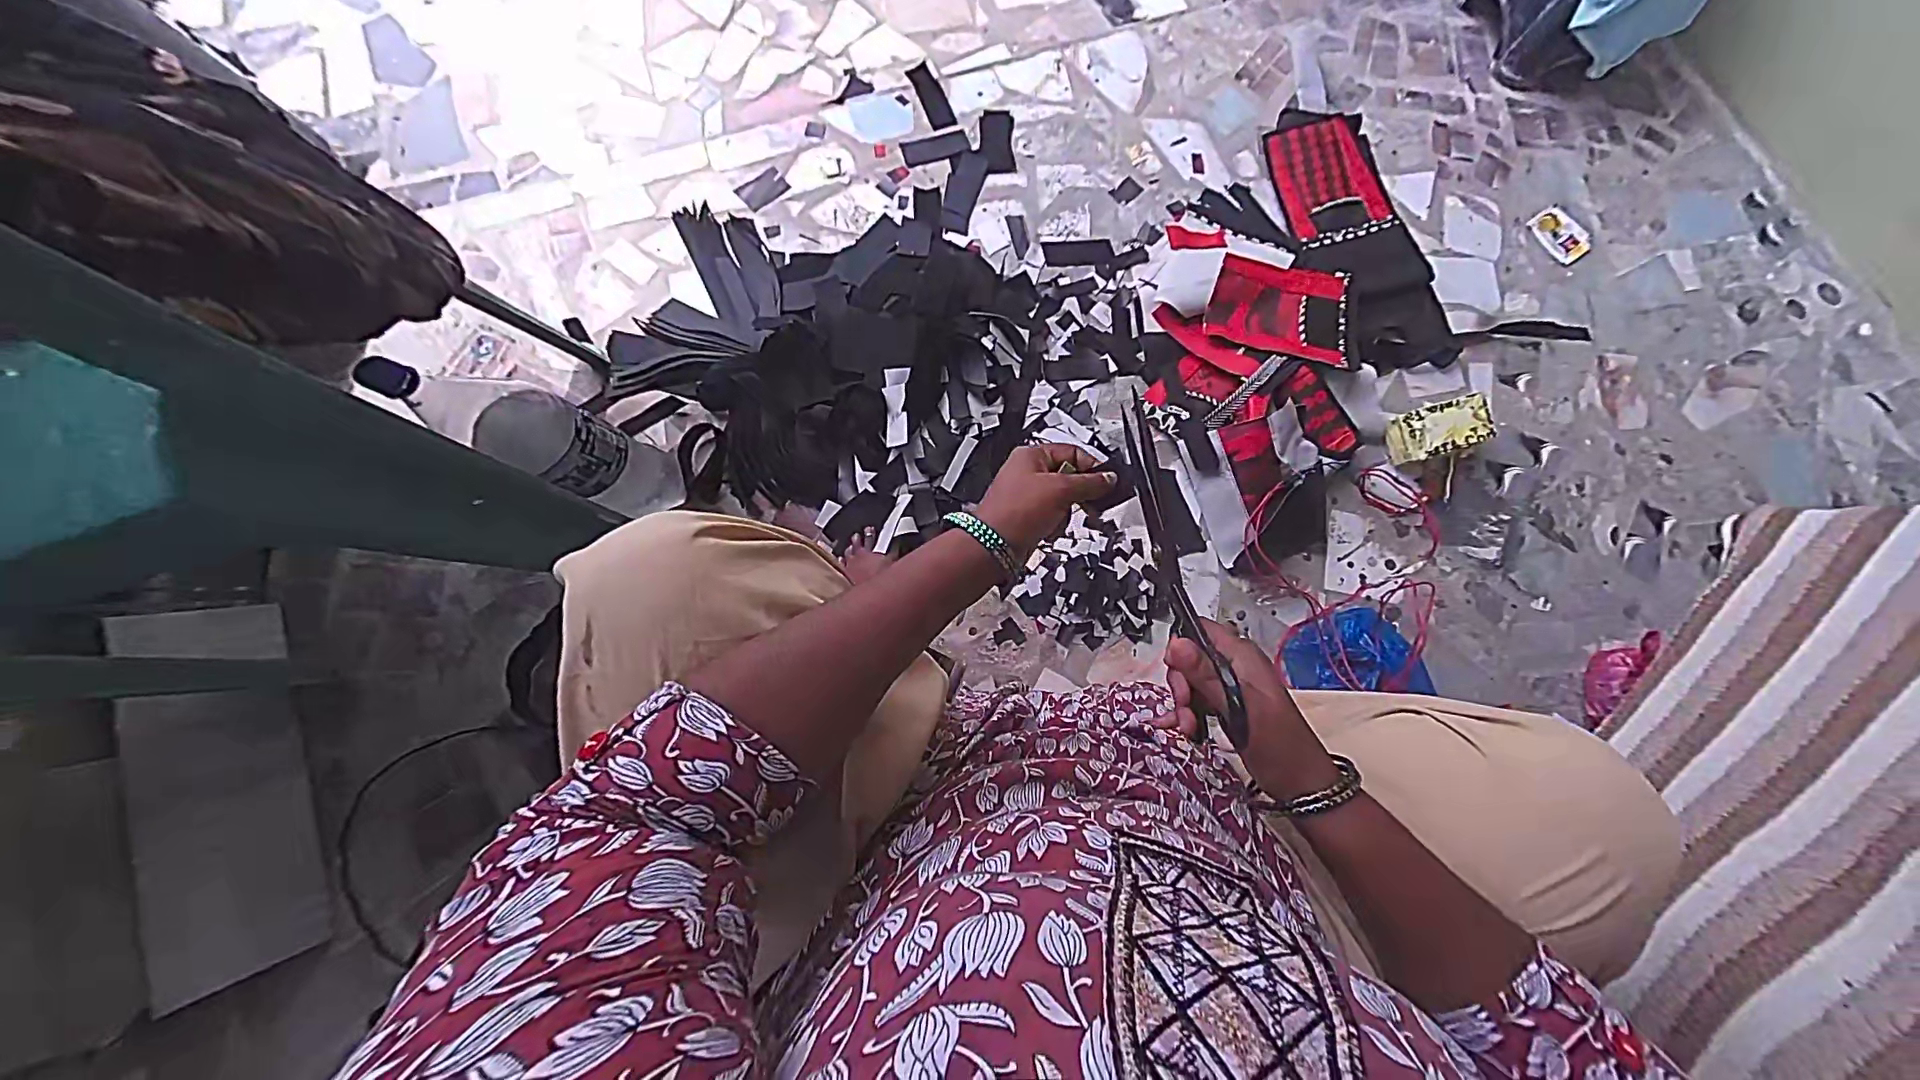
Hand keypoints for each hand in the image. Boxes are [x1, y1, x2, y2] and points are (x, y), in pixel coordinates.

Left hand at [974, 444, 1115, 557]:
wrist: (994, 547)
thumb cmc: (1014, 513)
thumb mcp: (1061, 490)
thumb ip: (1090, 483)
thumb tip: (1108, 478)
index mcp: (1030, 455)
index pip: (1072, 452)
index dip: (1091, 465)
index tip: (1106, 480)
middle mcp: (1026, 473)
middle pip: (1068, 478)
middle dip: (1078, 494)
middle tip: (1089, 502)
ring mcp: (1026, 497)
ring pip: (1062, 500)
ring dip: (1065, 513)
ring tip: (1057, 519)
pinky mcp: (1026, 518)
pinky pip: (1052, 517)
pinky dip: (1055, 524)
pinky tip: (1049, 530)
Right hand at [1160, 618, 1342, 798]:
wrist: (1300, 784)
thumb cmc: (1279, 745)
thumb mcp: (1238, 707)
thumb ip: (1205, 675)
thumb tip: (1177, 644)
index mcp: (1242, 657)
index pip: (1199, 630)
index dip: (1180, 647)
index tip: (1176, 674)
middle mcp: (1234, 666)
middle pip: (1189, 657)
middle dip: (1180, 683)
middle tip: (1184, 706)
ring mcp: (1229, 686)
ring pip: (1189, 680)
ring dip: (1182, 703)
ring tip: (1189, 726)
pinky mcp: (1225, 705)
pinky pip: (1196, 700)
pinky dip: (1186, 713)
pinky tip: (1186, 728)